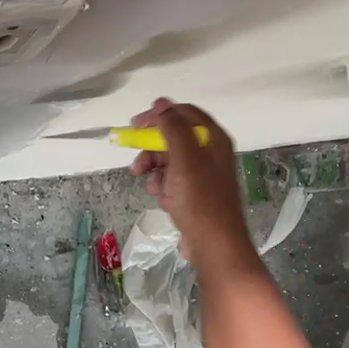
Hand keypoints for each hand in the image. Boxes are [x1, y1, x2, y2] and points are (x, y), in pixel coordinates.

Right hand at [128, 98, 251, 263]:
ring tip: (151, 188)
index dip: (159, 116)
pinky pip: (173, 182)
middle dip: (152, 150)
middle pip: (174, 139)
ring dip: (155, 172)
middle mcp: (211, 153)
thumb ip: (172, 128)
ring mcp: (204, 175)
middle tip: (137, 165)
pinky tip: (162, 200)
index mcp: (213, 139)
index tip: (134, 126)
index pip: (183, 114)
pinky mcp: (196, 195)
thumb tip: (161, 103)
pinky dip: (163, 188)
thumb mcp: (184, 159)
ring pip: (170, 162)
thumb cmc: (200, 200)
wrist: (214, 244)